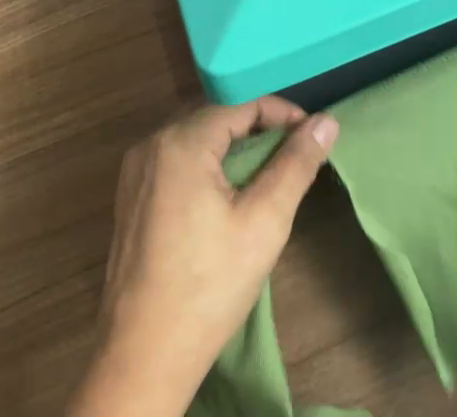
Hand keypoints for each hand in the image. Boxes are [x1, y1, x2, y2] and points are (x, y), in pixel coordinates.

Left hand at [68, 98, 338, 416]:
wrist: (144, 351)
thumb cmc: (211, 285)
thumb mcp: (265, 221)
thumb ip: (296, 165)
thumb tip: (327, 121)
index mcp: (180, 143)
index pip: (240, 105)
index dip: (281, 114)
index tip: (313, 137)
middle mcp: (150, 145)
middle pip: (214, 119)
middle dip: (258, 131)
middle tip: (295, 159)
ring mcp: (134, 172)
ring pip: (194, 141)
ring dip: (232, 150)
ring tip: (268, 179)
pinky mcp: (129, 198)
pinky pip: (174, 163)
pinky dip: (206, 167)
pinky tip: (227, 200)